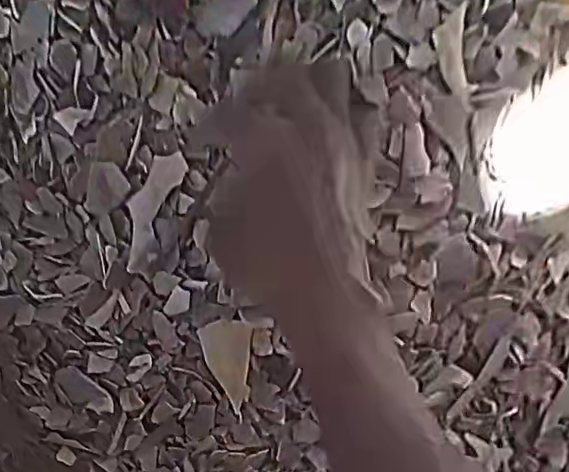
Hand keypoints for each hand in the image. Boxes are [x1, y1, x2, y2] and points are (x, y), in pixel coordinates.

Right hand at [209, 62, 377, 318]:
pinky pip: (362, 117)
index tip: (204, 135)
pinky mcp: (363, 162)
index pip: (230, 117)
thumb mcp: (225, 242)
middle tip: (243, 105)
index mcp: (264, 147)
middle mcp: (308, 131)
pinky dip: (343, 116)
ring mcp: (342, 142)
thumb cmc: (271, 273)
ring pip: (329, 78)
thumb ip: (221, 208)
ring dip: (305, 85)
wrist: (324, 294)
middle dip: (257, 89)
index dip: (211, 124)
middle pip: (282, 78)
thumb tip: (223, 198)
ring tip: (289, 105)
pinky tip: (328, 132)